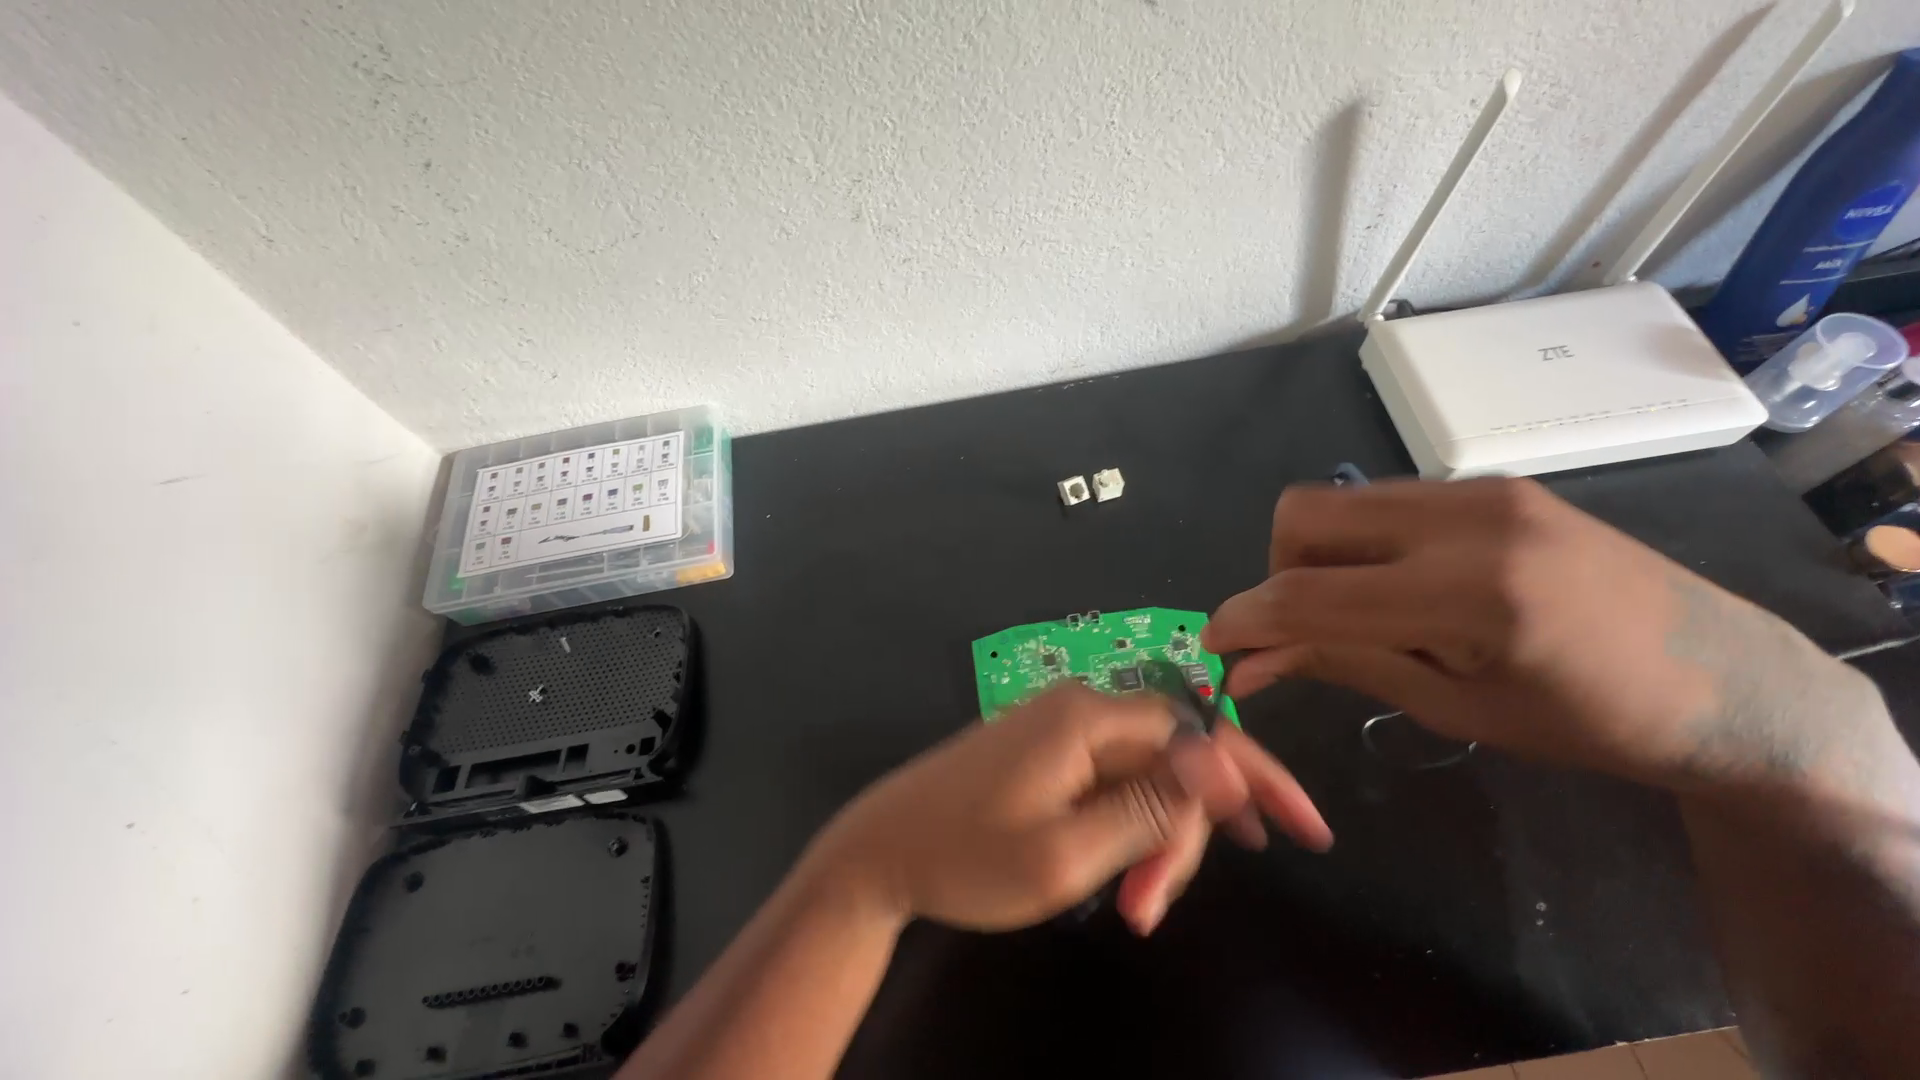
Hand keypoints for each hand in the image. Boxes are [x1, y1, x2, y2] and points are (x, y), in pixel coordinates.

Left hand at [805, 684, 1332, 935]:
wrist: (880, 852)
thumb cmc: (967, 859)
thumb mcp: (1066, 853)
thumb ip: (1147, 807)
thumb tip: (1220, 764)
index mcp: (1087, 719)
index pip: (1197, 732)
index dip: (1255, 777)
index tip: (1304, 831)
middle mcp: (1080, 711)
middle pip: (1173, 756)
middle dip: (1188, 832)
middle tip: (1161, 906)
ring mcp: (1059, 732)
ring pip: (1143, 775)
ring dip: (1156, 839)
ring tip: (1144, 904)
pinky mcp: (1044, 756)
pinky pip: (1110, 782)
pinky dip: (1129, 827)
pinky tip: (1136, 870)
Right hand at [1203, 477, 1881, 793]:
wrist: (1727, 679)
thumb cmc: (1589, 722)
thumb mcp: (1454, 707)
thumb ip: (1342, 665)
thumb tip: (1248, 665)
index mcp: (1469, 595)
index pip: (1308, 595)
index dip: (1245, 620)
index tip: (1214, 646)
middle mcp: (1467, 519)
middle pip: (1304, 516)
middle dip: (1278, 573)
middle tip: (1306, 628)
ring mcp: (1480, 490)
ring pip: (1338, 500)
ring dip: (1317, 554)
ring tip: (1361, 609)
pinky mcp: (1490, 483)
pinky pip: (1384, 499)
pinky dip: (1362, 541)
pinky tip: (1402, 584)